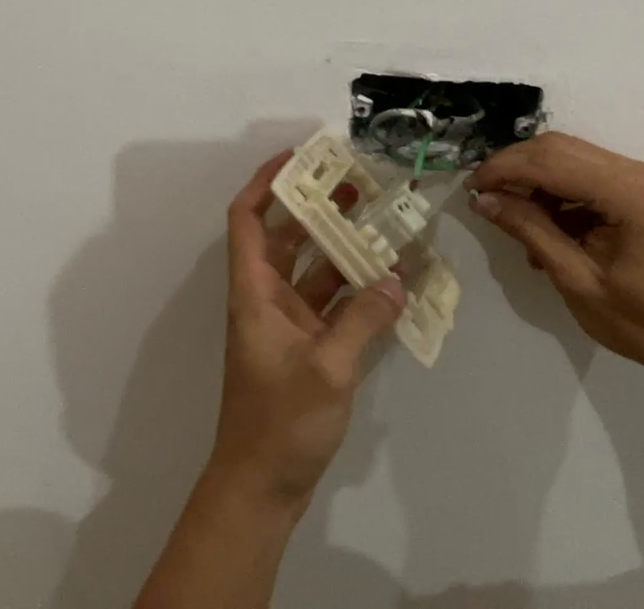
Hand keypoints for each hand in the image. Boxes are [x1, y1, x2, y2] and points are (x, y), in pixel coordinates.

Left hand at [209, 151, 406, 510]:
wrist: (260, 486)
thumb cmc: (281, 422)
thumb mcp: (328, 368)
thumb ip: (364, 319)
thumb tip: (396, 280)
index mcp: (254, 292)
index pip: (247, 219)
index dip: (265, 181)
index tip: (299, 157)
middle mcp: (266, 299)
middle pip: (286, 237)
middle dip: (318, 207)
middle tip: (360, 184)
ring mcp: (286, 325)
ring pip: (313, 270)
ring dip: (343, 248)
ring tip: (384, 224)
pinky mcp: (305, 348)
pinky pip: (331, 304)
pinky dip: (356, 291)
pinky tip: (391, 282)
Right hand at [466, 132, 643, 398]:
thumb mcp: (577, 280)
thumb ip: (530, 231)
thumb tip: (484, 200)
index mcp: (632, 195)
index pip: (553, 161)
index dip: (505, 169)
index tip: (471, 188)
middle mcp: (642, 173)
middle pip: (561, 149)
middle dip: (515, 167)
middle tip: (483, 197)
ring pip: (572, 157)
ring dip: (535, 179)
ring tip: (510, 216)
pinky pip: (588, 174)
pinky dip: (558, 191)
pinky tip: (542, 224)